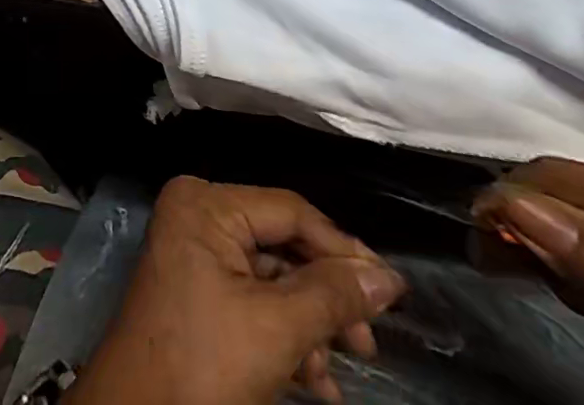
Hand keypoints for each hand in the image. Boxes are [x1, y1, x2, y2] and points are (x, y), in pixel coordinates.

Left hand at [66, 177, 406, 404]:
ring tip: (346, 365)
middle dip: (328, 297)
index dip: (344, 251)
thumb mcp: (277, 328)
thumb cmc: (202, 367)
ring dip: (311, 324)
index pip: (292, 213)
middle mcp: (198, 216)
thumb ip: (335, 295)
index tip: (390, 289)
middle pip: (284, 246)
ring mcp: (194, 253)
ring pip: (272, 278)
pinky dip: (284, 335)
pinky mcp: (195, 290)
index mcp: (207, 205)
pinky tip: (316, 379)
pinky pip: (251, 298)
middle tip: (369, 337)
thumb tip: (389, 278)